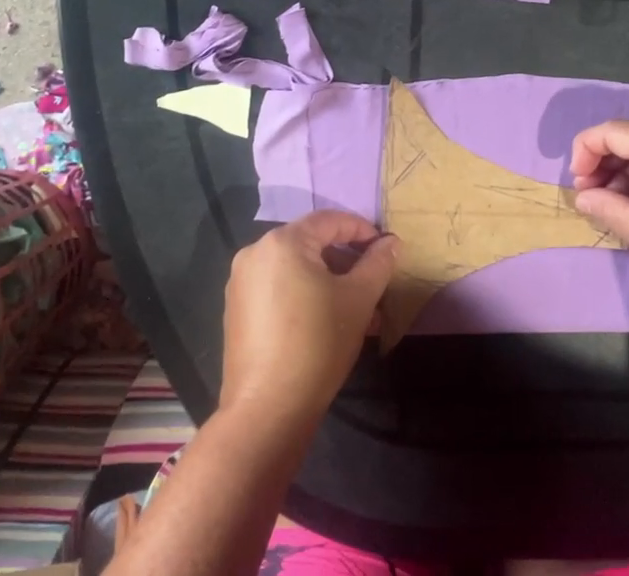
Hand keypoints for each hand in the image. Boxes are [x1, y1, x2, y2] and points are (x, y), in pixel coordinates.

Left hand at [220, 210, 398, 429]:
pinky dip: (306, 295)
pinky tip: (329, 322)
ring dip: (329, 281)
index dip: (362, 230)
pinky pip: (279, 290)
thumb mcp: (358, 299)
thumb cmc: (318, 343)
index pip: (330, 221)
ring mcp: (241, 283)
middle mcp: (255, 254)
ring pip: (295, 269)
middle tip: (375, 282)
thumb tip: (391, 242)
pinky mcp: (237, 311)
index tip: (387, 249)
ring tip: (359, 309)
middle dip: (347, 260)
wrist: (268, 407)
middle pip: (311, 244)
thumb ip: (377, 264)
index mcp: (282, 242)